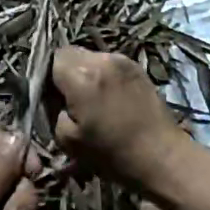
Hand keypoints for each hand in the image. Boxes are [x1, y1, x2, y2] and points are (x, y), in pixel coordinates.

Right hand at [51, 46, 188, 190]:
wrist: (162, 157)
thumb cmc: (113, 154)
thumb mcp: (68, 140)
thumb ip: (52, 109)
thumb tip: (52, 96)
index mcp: (81, 75)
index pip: (51, 58)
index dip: (47, 76)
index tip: (52, 97)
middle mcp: (101, 59)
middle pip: (70, 53)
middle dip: (65, 72)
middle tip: (70, 99)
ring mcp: (121, 59)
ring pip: (89, 57)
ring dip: (85, 73)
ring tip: (92, 99)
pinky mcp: (136, 66)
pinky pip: (108, 63)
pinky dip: (103, 75)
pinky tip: (110, 98)